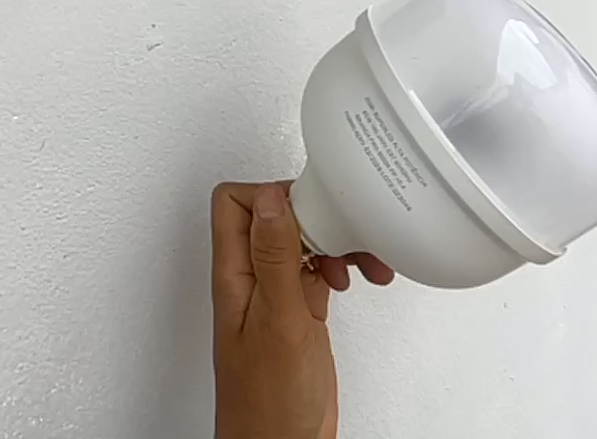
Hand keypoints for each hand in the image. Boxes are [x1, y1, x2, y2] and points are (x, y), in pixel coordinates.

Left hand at [211, 182, 393, 438]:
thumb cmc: (269, 403)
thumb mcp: (278, 319)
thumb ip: (275, 256)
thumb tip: (271, 197)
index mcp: (235, 271)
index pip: (236, 202)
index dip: (271, 193)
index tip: (309, 208)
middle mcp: (251, 276)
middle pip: (274, 214)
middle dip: (313, 213)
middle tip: (342, 230)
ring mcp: (275, 292)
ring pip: (300, 239)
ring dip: (333, 240)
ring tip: (361, 259)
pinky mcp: (298, 309)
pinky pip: (316, 267)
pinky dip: (339, 265)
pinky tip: (355, 278)